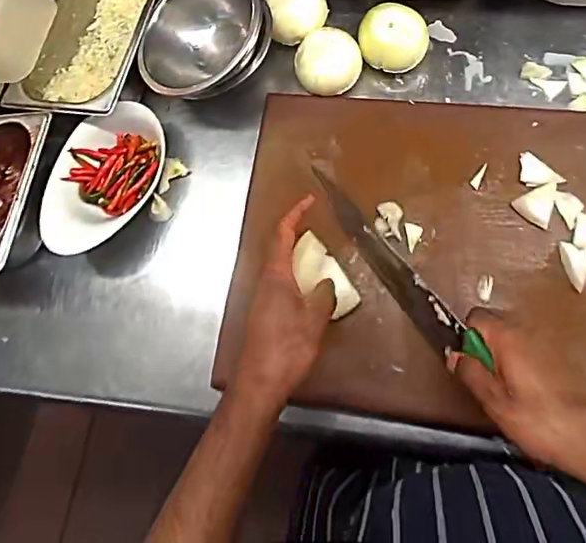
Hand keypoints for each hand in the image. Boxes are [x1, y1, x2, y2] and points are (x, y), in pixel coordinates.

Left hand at [235, 195, 333, 402]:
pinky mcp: (262, 315)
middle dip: (295, 232)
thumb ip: (323, 295)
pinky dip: (294, 275)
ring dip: (295, 255)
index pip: (282, 233)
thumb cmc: (286, 347)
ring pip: (278, 266)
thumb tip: (327, 283)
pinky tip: (307, 288)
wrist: (258, 384)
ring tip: (316, 254)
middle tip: (314, 224)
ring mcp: (261, 299)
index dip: (295, 214)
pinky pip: (280, 283)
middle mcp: (264, 282)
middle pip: (277, 247)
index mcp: (275, 274)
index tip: (309, 200)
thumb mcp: (314, 318)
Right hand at [449, 310, 585, 481]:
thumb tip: (455, 356)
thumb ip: (472, 374)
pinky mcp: (558, 355)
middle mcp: (526, 329)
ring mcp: (544, 340)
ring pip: (511, 341)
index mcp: (507, 336)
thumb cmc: (543, 423)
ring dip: (504, 361)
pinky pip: (528, 351)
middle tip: (489, 387)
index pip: (474, 317)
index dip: (465, 340)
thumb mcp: (496, 404)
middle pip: (493, 328)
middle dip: (485, 352)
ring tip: (510, 397)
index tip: (468, 367)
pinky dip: (523, 366)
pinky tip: (530, 398)